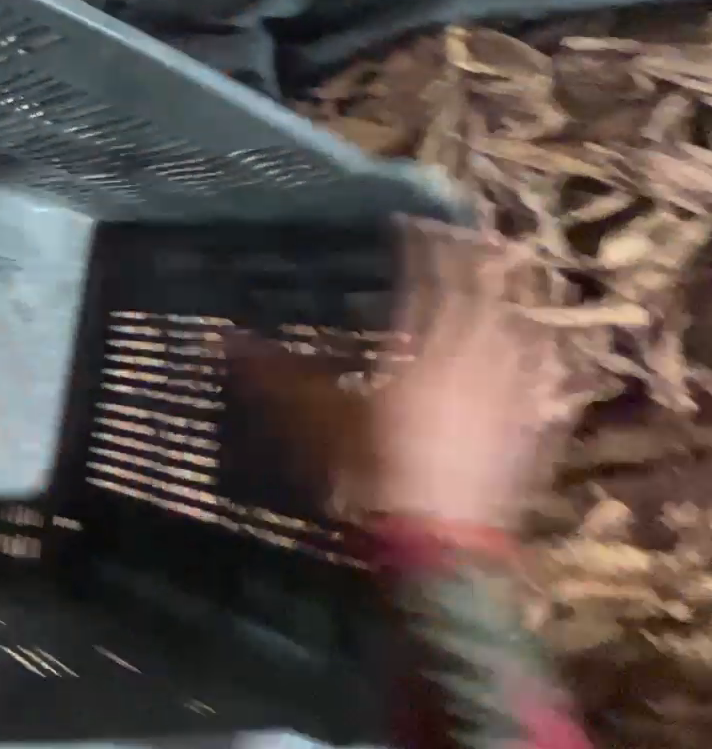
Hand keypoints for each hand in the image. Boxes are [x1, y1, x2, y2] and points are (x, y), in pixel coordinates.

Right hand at [230, 218, 561, 529]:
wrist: (433, 535)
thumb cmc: (363, 464)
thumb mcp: (307, 414)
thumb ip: (269, 372)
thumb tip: (216, 337)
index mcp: (422, 350)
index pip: (427, 282)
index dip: (421, 248)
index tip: (410, 222)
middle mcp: (473, 361)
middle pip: (482, 298)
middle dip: (474, 264)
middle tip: (463, 237)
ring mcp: (507, 395)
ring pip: (519, 332)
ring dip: (511, 301)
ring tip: (503, 280)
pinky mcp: (526, 426)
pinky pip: (541, 377)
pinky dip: (538, 352)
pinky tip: (535, 347)